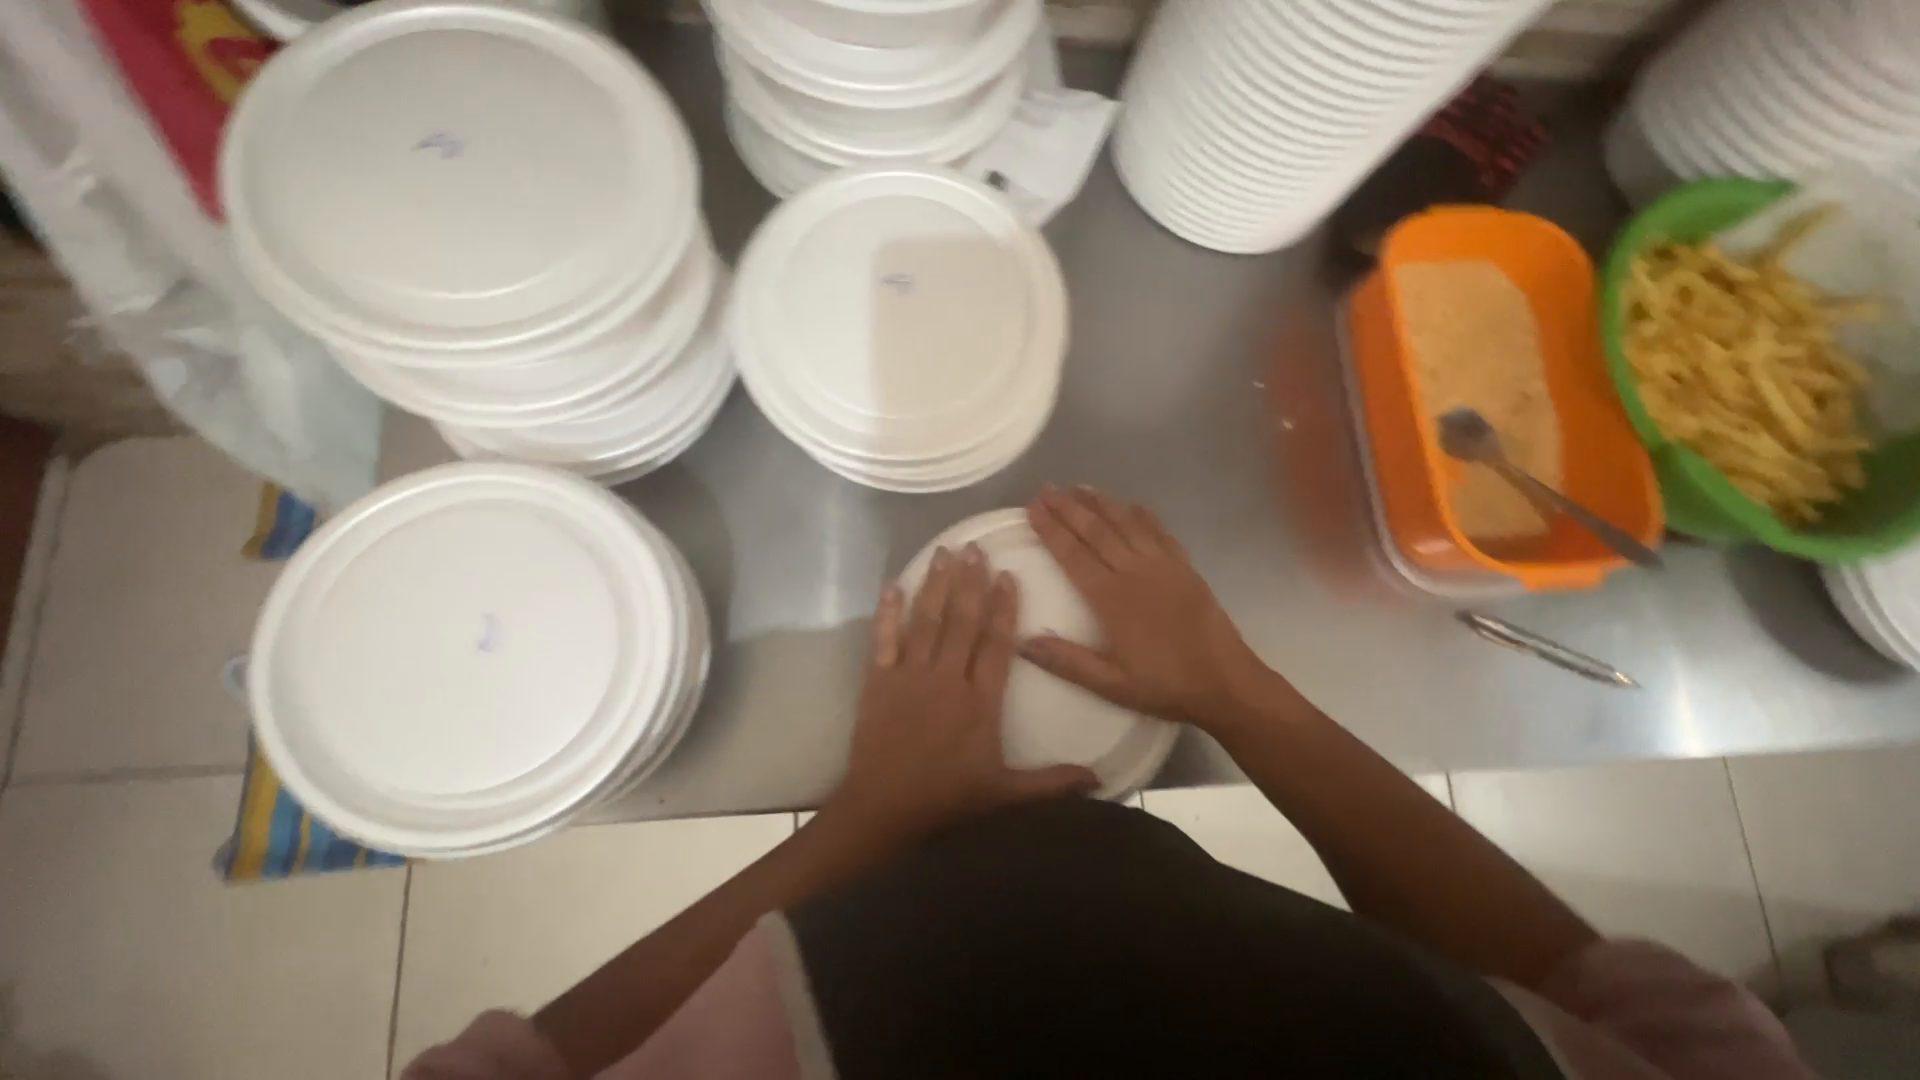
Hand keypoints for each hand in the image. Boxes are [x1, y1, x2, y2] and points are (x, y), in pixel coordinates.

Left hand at [828, 544, 1099, 843]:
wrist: (884, 809)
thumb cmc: (947, 799)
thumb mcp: (1005, 794)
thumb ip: (1052, 782)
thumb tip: (1097, 778)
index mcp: (980, 701)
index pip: (996, 644)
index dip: (1004, 608)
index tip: (1008, 575)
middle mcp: (946, 679)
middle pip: (962, 621)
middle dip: (971, 582)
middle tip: (975, 548)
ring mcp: (909, 676)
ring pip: (926, 621)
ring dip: (936, 585)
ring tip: (944, 553)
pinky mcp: (878, 682)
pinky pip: (883, 639)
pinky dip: (887, 612)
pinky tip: (891, 585)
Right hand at [1021, 486, 1284, 734]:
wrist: (1226, 682)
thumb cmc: (1165, 686)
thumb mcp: (1111, 685)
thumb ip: (1067, 662)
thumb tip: (1023, 641)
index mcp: (1111, 599)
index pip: (1073, 555)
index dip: (1051, 529)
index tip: (1032, 507)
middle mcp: (1135, 573)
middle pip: (1096, 531)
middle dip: (1068, 507)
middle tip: (1045, 488)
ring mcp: (1163, 566)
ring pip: (1126, 524)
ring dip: (1101, 503)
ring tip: (1078, 486)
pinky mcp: (1185, 568)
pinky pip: (1159, 532)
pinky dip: (1142, 515)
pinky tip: (1131, 505)